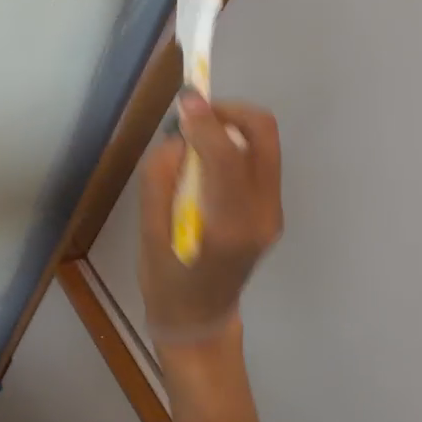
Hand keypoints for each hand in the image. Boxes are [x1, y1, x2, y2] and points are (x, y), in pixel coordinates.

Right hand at [138, 94, 283, 343]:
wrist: (199, 320)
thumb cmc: (167, 286)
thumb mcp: (150, 238)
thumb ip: (159, 184)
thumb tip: (177, 140)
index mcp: (229, 228)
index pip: (225, 156)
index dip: (204, 121)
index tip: (183, 101)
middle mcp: (261, 216)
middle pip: (262, 135)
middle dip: (229, 112)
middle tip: (195, 115)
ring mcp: (272, 214)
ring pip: (265, 144)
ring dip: (233, 128)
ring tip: (197, 139)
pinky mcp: (271, 212)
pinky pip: (260, 162)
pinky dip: (236, 148)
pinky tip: (208, 161)